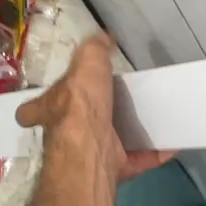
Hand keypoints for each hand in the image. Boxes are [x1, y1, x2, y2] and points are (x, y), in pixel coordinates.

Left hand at [15, 35, 175, 183]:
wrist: (90, 144)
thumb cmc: (81, 101)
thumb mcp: (87, 62)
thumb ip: (94, 49)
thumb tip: (104, 37)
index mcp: (52, 109)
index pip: (34, 109)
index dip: (38, 107)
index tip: (50, 102)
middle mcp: (66, 136)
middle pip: (77, 127)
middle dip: (95, 119)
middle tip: (118, 104)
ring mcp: (91, 155)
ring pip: (109, 144)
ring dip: (128, 135)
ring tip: (150, 120)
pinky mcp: (115, 169)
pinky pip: (138, 159)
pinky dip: (155, 153)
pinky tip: (171, 142)